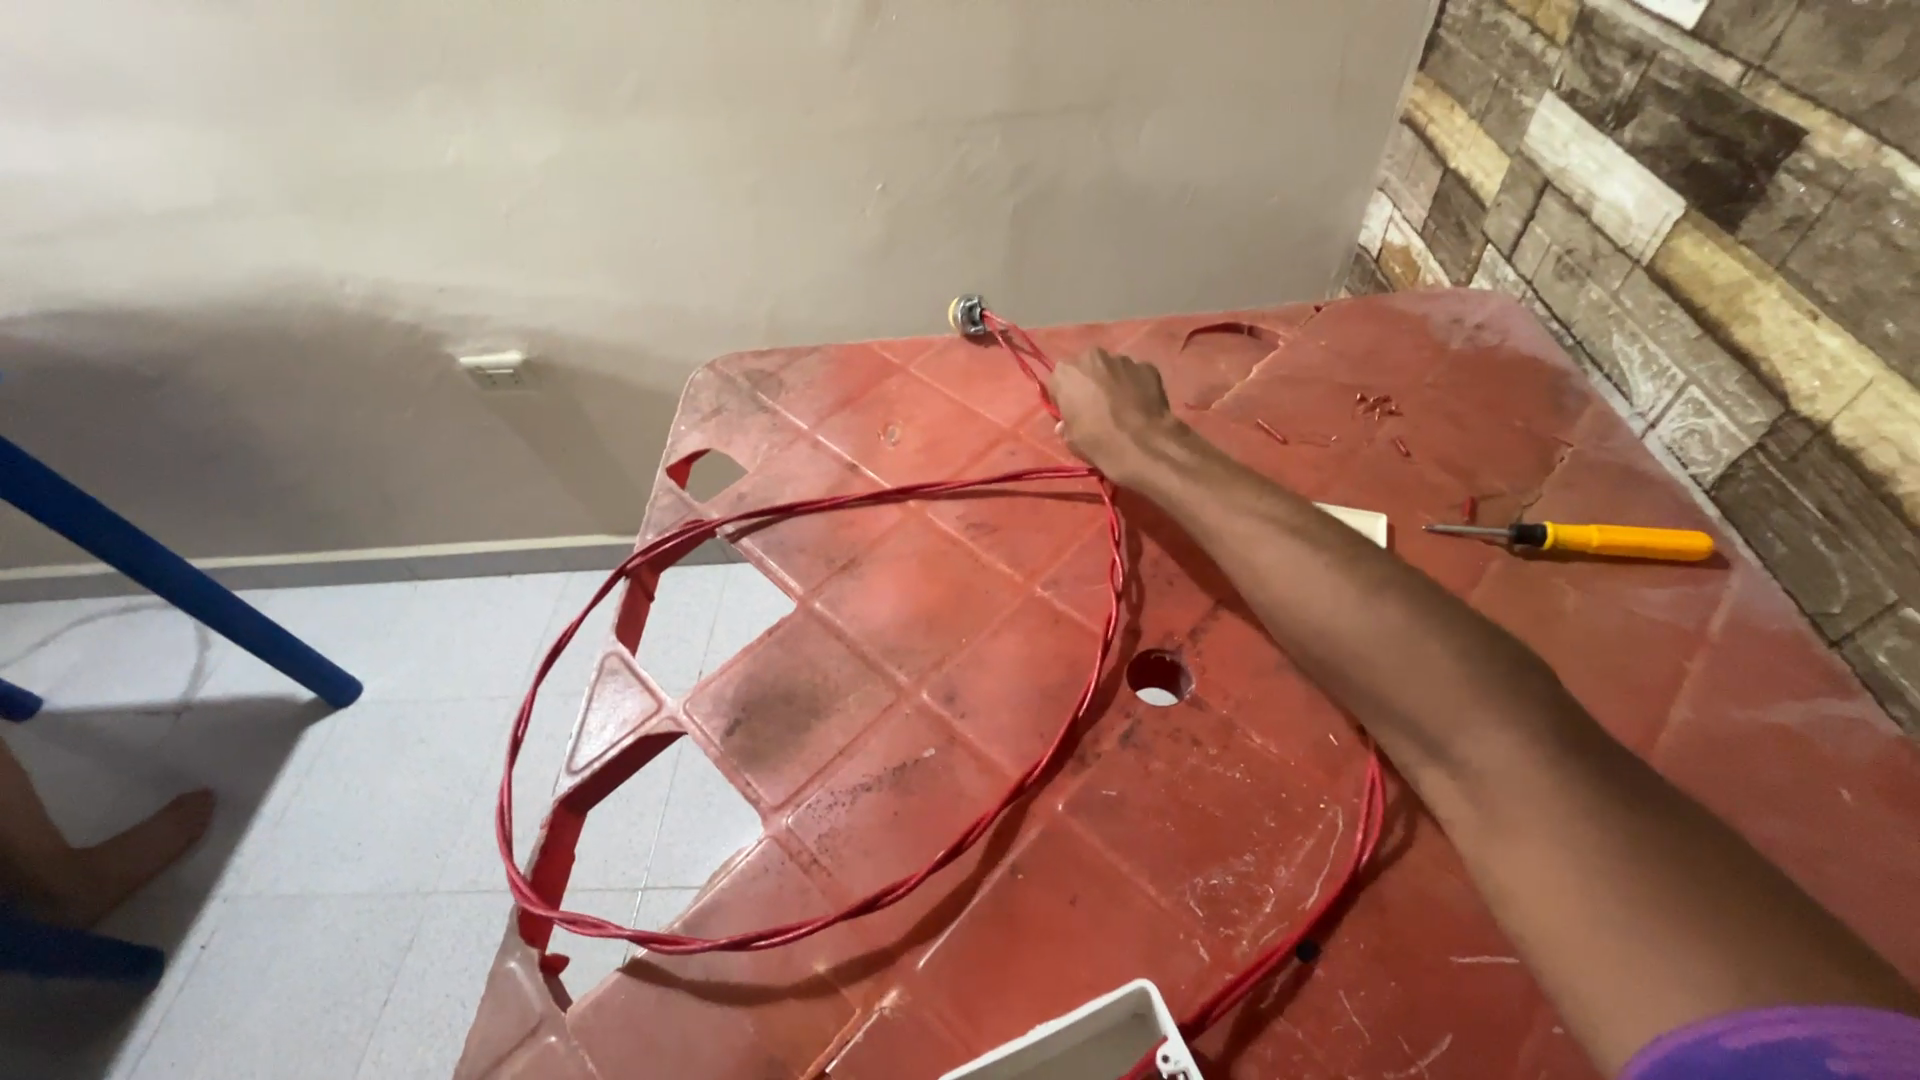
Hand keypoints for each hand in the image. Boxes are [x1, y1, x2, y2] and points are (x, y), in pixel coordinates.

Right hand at [1047, 348, 1188, 486]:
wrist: (1140, 444)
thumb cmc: (1096, 441)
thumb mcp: (1070, 439)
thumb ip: (1066, 424)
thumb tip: (1066, 424)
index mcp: (1065, 372)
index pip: (1059, 381)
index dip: (1065, 398)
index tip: (1072, 413)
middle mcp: (1092, 356)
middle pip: (1087, 368)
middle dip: (1090, 383)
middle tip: (1097, 406)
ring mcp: (1123, 359)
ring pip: (1113, 369)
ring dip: (1114, 382)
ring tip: (1122, 406)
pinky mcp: (1147, 366)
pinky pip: (1136, 375)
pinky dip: (1136, 386)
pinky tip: (1140, 405)